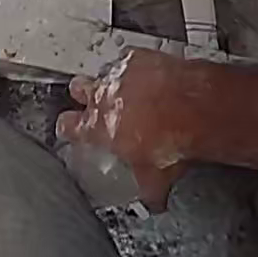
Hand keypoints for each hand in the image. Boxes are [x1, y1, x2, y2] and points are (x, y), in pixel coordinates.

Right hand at [57, 49, 196, 210]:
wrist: (190, 106)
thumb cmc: (169, 139)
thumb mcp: (156, 177)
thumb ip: (147, 189)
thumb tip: (155, 201)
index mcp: (98, 126)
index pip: (67, 125)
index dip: (67, 127)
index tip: (70, 128)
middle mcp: (102, 95)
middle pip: (78, 88)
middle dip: (84, 93)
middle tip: (95, 101)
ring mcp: (119, 72)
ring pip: (105, 72)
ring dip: (114, 81)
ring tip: (129, 89)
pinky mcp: (138, 56)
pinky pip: (131, 59)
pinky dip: (138, 67)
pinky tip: (151, 75)